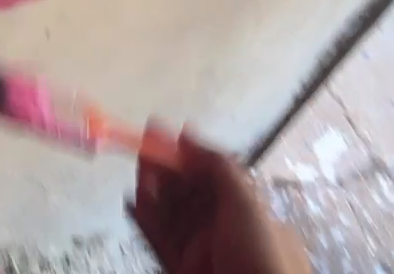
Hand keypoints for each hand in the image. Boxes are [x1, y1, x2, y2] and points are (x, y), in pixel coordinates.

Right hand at [127, 126, 308, 273]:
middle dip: (164, 168)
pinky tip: (132, 202)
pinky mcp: (181, 270)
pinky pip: (159, 239)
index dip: (187, 156)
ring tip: (137, 168)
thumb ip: (217, 166)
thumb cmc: (261, 259)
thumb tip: (185, 134)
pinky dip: (145, 220)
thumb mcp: (248, 206)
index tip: (164, 135)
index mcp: (248, 217)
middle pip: (187, 193)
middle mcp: (224, 233)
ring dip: (151, 189)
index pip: (212, 178)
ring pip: (170, 213)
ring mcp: (202, 254)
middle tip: (142, 146)